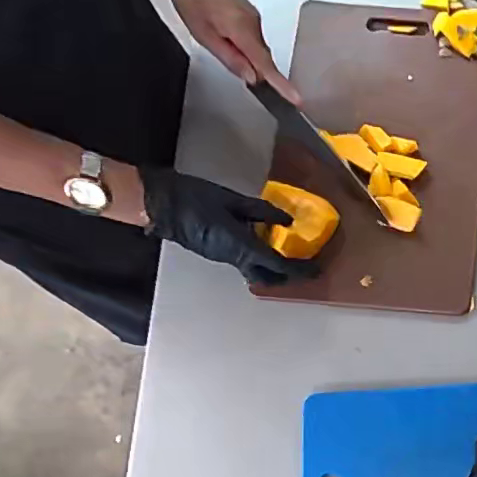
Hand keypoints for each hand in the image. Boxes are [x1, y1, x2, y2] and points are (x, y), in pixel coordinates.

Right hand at [140, 166, 318, 285]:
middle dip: (288, 278)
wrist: (160, 202)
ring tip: (289, 256)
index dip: (300, 270)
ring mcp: (224, 259)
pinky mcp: (218, 254)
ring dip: (274, 270)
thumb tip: (288, 222)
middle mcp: (234, 259)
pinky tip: (265, 244)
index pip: (278, 265)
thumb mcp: (233, 200)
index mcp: (241, 246)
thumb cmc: (194, 197)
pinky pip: (245, 263)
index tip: (317, 270)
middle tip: (304, 267)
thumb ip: (262, 211)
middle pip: (268, 279)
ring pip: (256, 273)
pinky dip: (260, 260)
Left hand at [162, 0, 298, 101]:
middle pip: (263, 59)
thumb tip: (252, 78)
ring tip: (220, 44)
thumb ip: (230, 59)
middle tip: (232, 67)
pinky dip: (246, 46)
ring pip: (257, 48)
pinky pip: (253, 37)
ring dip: (246, 57)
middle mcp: (253, 23)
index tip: (297, 99)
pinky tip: (226, 38)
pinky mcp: (247, 11)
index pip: (266, 65)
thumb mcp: (202, 33)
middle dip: (254, 71)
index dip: (281, 85)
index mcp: (242, 29)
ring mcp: (252, 16)